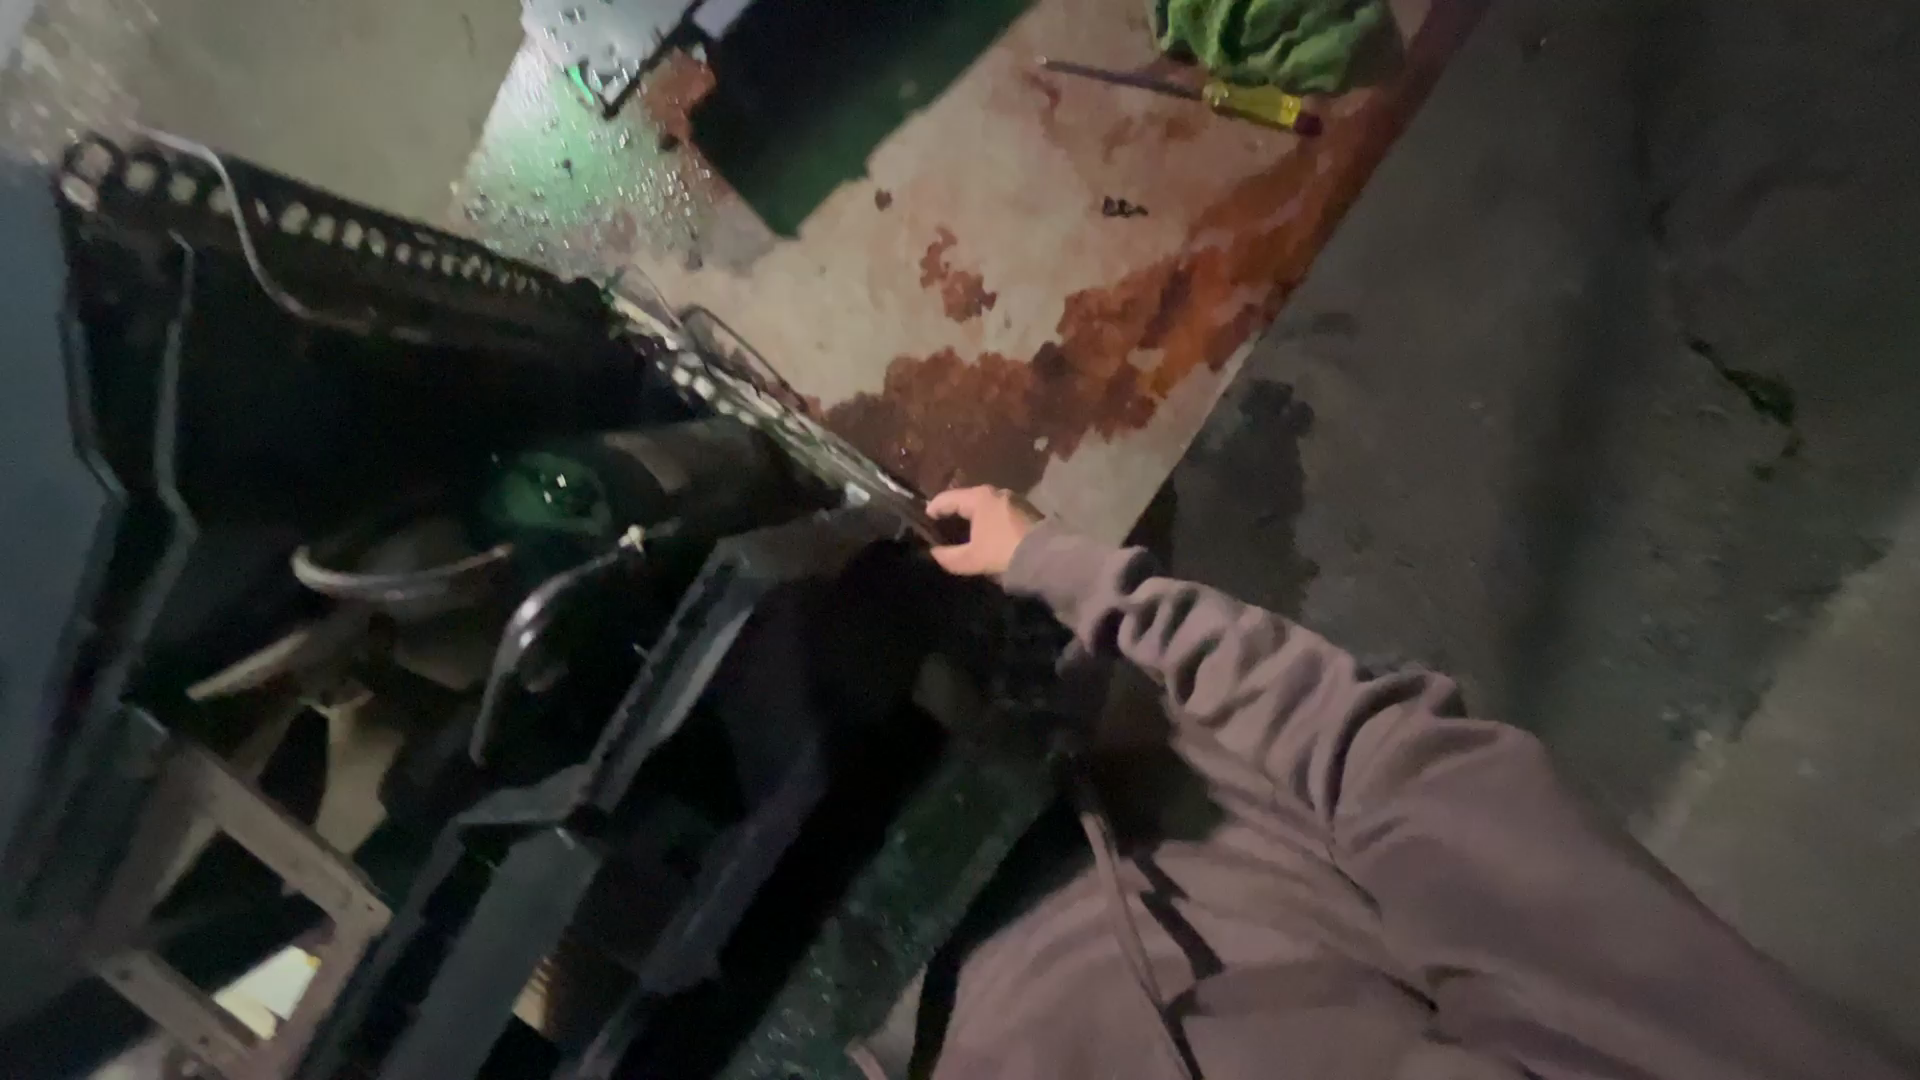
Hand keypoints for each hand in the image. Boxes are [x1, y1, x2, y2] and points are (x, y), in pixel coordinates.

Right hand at [926, 485, 1040, 576]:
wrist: (1047, 556)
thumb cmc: (1003, 552)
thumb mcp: (972, 559)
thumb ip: (948, 556)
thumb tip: (934, 553)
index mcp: (979, 498)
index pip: (947, 498)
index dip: (933, 509)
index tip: (924, 519)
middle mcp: (996, 492)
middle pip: (966, 499)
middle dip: (953, 512)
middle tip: (941, 526)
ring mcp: (1014, 499)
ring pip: (984, 505)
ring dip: (972, 515)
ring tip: (963, 531)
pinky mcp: (1026, 510)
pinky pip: (998, 511)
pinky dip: (988, 519)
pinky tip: (986, 533)